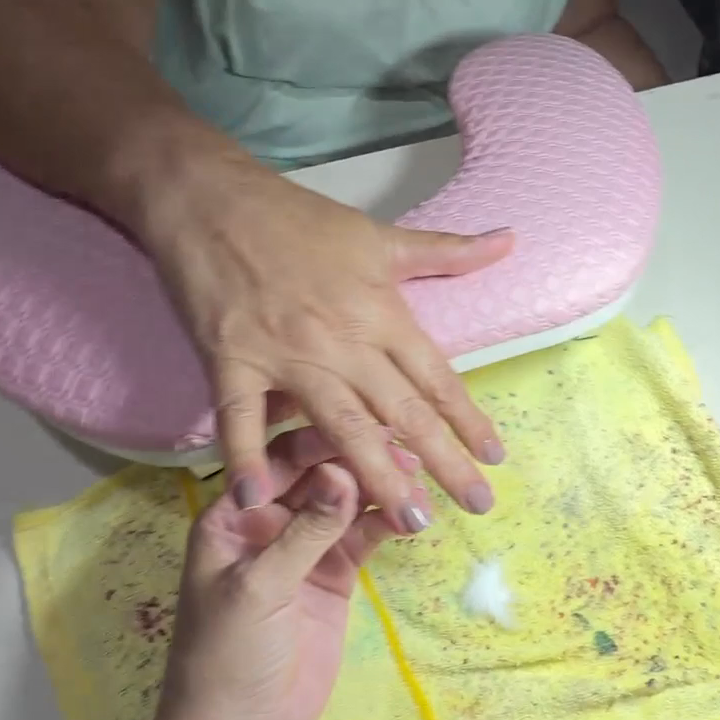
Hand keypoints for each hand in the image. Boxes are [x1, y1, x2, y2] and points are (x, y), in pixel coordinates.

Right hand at [146, 160, 512, 530]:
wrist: (209, 197)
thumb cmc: (301, 220)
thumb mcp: (382, 236)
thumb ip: (449, 251)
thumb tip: (510, 240)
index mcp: (382, 314)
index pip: (437, 378)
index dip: (469, 420)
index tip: (495, 458)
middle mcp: (343, 342)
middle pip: (402, 412)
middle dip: (443, 463)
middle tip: (475, 506)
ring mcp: (286, 354)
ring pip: (340, 425)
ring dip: (376, 476)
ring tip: (408, 522)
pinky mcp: (231, 360)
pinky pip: (240, 417)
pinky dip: (246, 457)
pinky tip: (259, 501)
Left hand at [154, 429, 394, 719]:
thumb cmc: (228, 655)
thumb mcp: (260, 587)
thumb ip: (305, 530)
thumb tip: (345, 473)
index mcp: (234, 514)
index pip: (280, 461)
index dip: (322, 443)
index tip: (369, 427)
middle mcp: (271, 520)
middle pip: (321, 474)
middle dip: (360, 461)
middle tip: (406, 450)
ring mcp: (307, 546)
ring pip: (349, 502)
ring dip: (381, 489)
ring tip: (420, 477)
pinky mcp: (336, 572)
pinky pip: (365, 535)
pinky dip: (388, 523)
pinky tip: (415, 515)